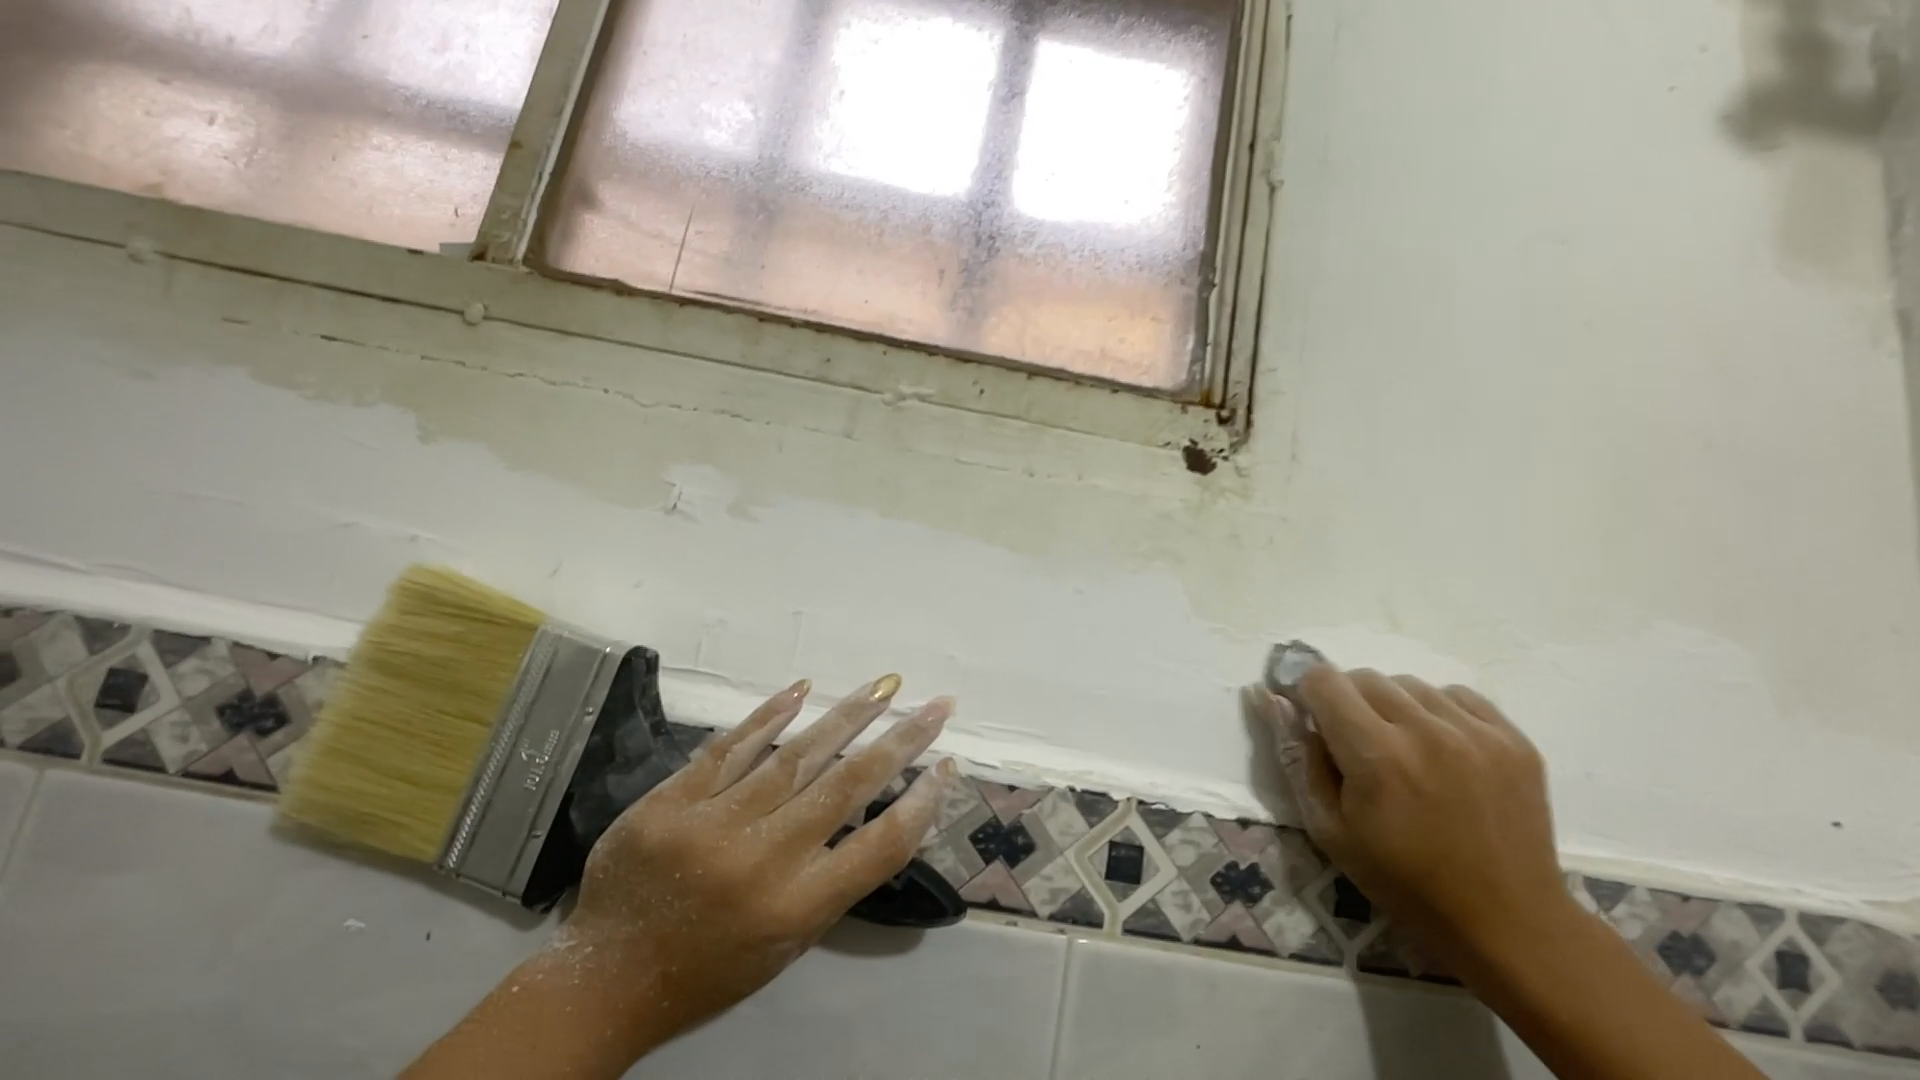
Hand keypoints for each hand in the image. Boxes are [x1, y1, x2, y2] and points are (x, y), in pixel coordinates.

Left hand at [567, 674, 954, 1046]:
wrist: (606, 979)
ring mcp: (711, 825)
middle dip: (900, 739)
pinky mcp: (669, 802)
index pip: (880, 845)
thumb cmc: (711, 970)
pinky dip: (767, 716)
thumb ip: (836, 881)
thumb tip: (888, 815)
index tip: (947, 766)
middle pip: (846, 785)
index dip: (922, 803)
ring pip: (794, 755)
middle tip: (936, 705)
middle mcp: (762, 860)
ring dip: (846, 716)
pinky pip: (728, 748)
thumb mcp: (789, 943)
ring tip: (882, 686)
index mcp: (797, 907)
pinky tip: (801, 690)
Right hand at [1253, 667, 1567, 968]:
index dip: (1307, 695)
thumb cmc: (1402, 881)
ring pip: (1410, 685)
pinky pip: (1458, 696)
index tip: (1313, 724)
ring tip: (1402, 751)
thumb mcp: (1328, 829)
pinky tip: (1440, 750)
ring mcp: (1477, 732)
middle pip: (1364, 677)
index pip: (1323, 681)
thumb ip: (1296, 757)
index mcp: (1376, 755)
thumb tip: (1268, 697)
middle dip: (1347, 702)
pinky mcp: (1513, 739)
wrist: (1504, 920)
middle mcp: (1426, 730)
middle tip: (1355, 748)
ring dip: (1393, 706)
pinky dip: (1438, 712)